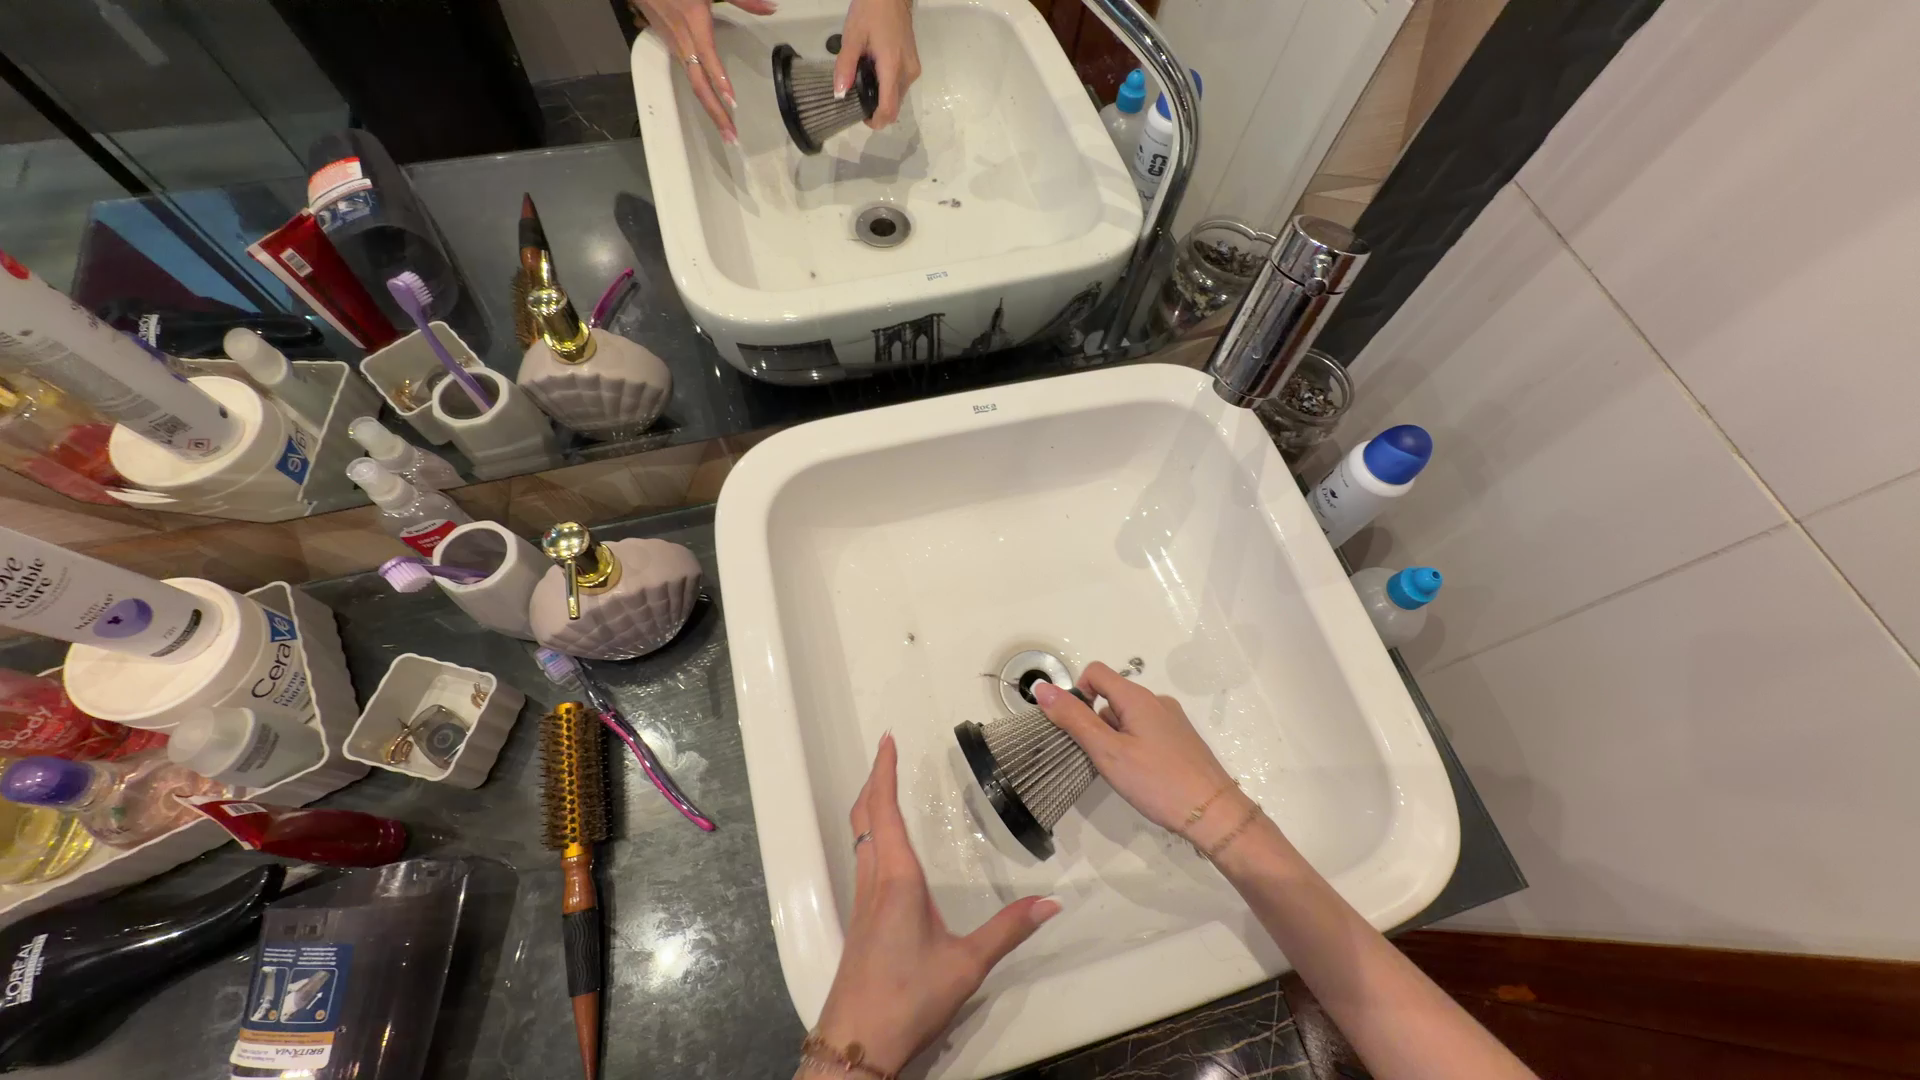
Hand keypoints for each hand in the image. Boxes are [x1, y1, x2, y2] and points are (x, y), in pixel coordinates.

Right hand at [627, 0, 776, 141]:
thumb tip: (772, 8)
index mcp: (693, 19)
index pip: (707, 54)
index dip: (719, 78)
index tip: (732, 101)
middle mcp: (681, 37)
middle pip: (698, 82)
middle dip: (715, 112)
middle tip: (732, 137)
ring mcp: (673, 43)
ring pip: (692, 82)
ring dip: (710, 109)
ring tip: (726, 132)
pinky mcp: (668, 44)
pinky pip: (688, 74)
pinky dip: (701, 94)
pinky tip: (713, 108)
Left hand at [809, 733, 1060, 1073]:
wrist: (856, 1045)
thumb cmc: (908, 999)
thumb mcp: (967, 964)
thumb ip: (1009, 930)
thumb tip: (1050, 902)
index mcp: (897, 878)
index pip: (884, 809)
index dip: (883, 771)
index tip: (887, 740)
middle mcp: (874, 881)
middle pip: (864, 816)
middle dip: (874, 780)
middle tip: (886, 754)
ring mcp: (861, 901)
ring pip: (859, 837)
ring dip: (869, 805)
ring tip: (885, 787)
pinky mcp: (859, 920)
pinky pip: (861, 859)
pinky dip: (870, 832)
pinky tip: (886, 848)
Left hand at [834, 0, 920, 128]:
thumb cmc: (871, 10)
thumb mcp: (852, 36)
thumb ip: (845, 66)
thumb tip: (839, 93)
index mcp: (892, 68)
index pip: (889, 108)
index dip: (876, 121)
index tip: (863, 118)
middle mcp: (907, 74)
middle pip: (894, 107)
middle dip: (877, 110)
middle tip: (859, 98)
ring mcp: (913, 71)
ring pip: (898, 98)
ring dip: (883, 99)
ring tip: (866, 82)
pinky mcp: (914, 66)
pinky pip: (901, 87)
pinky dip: (888, 89)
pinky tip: (876, 74)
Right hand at [1032, 664, 1248, 843]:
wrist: (1214, 814)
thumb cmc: (1157, 781)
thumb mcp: (1108, 752)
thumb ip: (1074, 719)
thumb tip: (1043, 689)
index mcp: (1138, 698)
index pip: (1095, 672)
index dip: (1077, 693)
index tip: (1077, 728)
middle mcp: (1157, 701)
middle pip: (1111, 696)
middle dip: (1095, 722)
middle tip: (1098, 758)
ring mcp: (1172, 721)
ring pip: (1128, 716)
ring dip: (1114, 737)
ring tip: (1121, 772)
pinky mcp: (1181, 740)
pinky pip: (1146, 730)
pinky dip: (1133, 745)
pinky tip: (1140, 775)